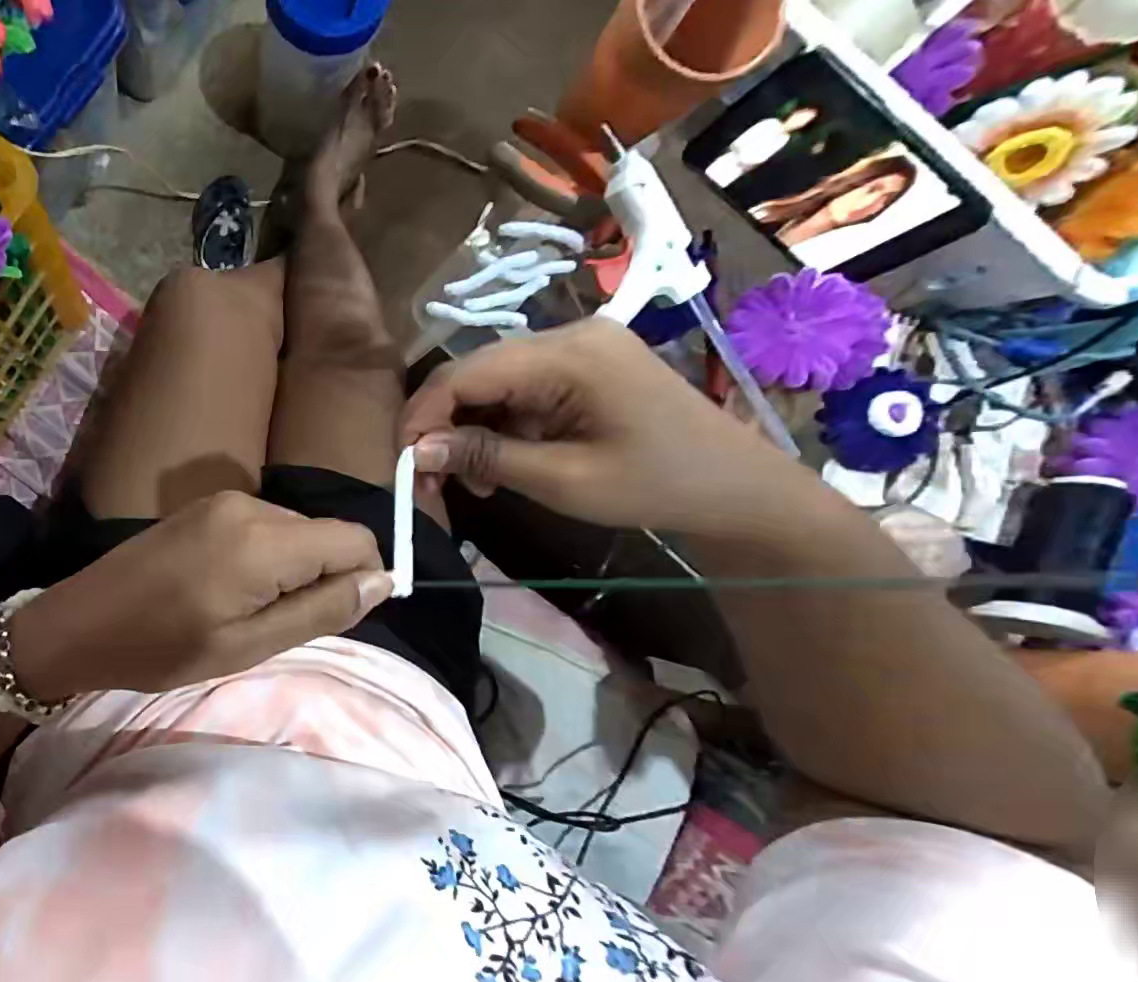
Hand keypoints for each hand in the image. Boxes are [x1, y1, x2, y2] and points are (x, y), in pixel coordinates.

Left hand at [10, 492, 390, 696]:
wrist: (78, 624)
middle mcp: (250, 505)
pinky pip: (265, 526)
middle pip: (326, 533)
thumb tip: (383, 581)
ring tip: (247, 610)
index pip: (354, 539)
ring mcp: (224, 500)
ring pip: (297, 530)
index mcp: (263, 540)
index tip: (334, 617)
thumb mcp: (248, 646)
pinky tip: (228, 588)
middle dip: (323, 577)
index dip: (363, 578)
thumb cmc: (161, 649)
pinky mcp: (206, 505)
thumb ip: (321, 610)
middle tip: (277, 624)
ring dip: (294, 569)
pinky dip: (268, 557)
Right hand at [400, 318, 825, 537]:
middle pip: (477, 374)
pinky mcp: (584, 367)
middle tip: (432, 483)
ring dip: (472, 432)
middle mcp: (569, 336)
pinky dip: (501, 428)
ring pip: (495, 384)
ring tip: (474, 484)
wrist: (735, 489)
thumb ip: (486, 457)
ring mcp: (579, 348)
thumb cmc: (656, 486)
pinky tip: (502, 464)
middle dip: (444, 428)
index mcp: (569, 355)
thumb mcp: (563, 480)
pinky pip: (522, 391)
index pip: (467, 372)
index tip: (402, 463)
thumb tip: (417, 450)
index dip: (423, 415)